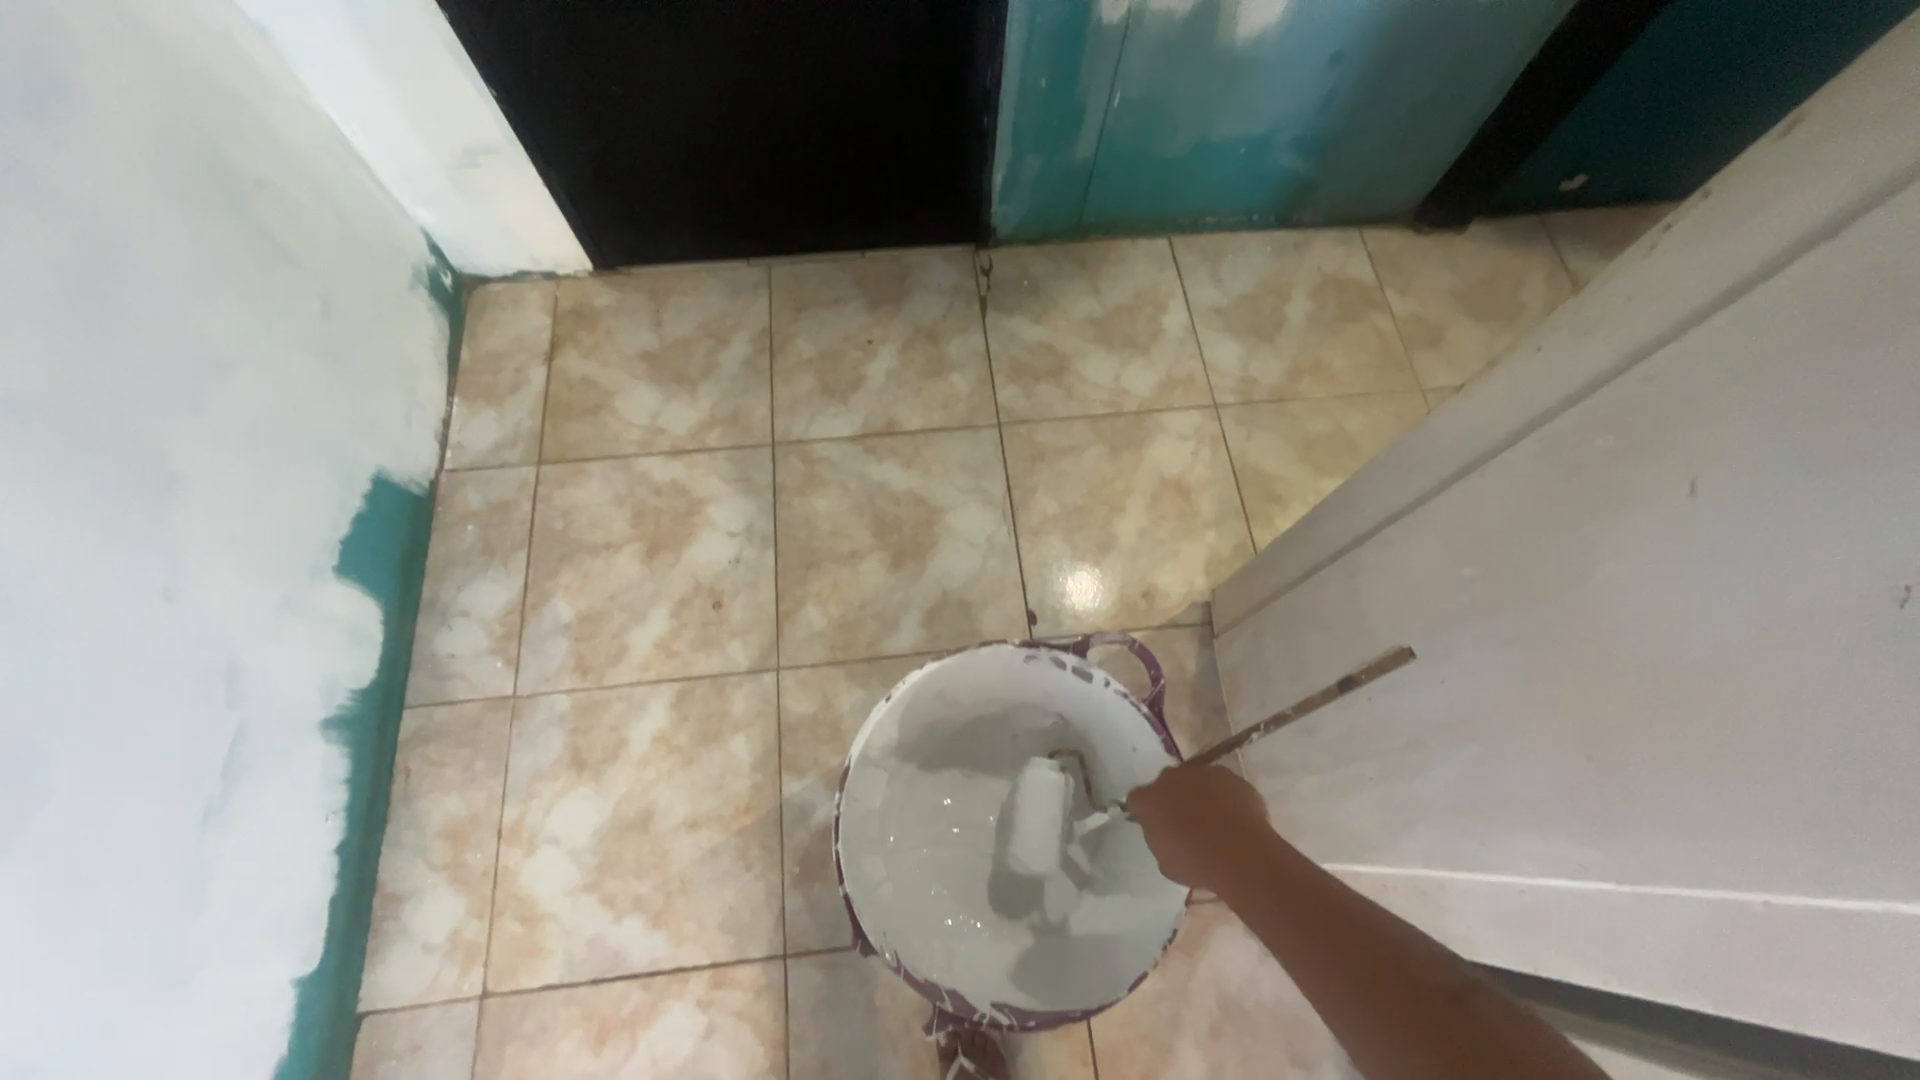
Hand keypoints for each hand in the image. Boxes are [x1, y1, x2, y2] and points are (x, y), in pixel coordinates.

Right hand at [1128, 763, 1270, 890]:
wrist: (1242, 854)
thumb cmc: (1197, 864)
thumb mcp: (1166, 863)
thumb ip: (1160, 840)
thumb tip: (1167, 835)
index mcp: (1148, 800)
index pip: (1137, 800)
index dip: (1146, 813)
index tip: (1156, 827)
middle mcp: (1170, 778)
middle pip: (1166, 784)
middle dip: (1172, 799)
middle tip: (1185, 822)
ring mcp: (1201, 772)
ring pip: (1194, 780)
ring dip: (1198, 794)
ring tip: (1214, 820)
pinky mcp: (1229, 775)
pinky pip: (1220, 784)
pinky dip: (1223, 795)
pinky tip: (1233, 816)